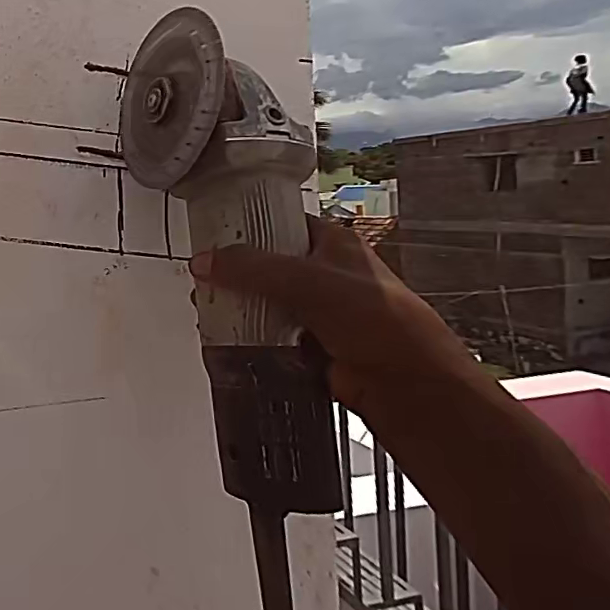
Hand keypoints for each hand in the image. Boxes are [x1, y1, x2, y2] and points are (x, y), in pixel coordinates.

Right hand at [189, 217, 482, 414]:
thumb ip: (250, 268)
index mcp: (334, 245)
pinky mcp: (309, 343)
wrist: (407, 386)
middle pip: (267, 265)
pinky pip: (268, 333)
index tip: (213, 233)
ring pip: (265, 301)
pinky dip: (247, 335)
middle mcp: (326, 274)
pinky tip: (224, 335)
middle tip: (203, 276)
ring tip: (205, 306)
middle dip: (234, 273)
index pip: (283, 223)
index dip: (249, 226)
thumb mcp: (306, 280)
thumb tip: (203, 261)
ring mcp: (318, 310)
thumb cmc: (377, 322)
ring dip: (238, 306)